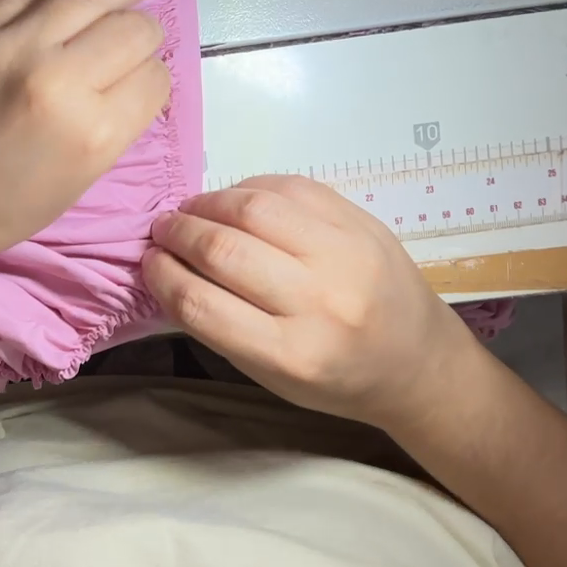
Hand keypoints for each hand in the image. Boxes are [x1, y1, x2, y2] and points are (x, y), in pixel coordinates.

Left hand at [0, 0, 170, 274]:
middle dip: (145, 31)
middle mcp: (59, 81)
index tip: (143, 77)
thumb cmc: (2, 207)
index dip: (154, 76)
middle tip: (143, 33)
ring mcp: (13, 46)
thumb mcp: (78, 181)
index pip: (153, 79)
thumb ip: (115, 123)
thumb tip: (138, 72)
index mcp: (92, 133)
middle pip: (131, 31)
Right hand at [144, 175, 478, 428]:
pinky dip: (248, 189)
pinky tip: (235, 202)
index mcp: (290, 355)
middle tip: (162, 231)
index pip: (200, 303)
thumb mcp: (268, 373)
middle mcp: (321, 302)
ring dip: (207, 204)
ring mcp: (346, 255)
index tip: (149, 261)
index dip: (161, 275)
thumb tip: (168, 264)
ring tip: (191, 212)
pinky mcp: (362, 222)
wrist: (418, 363)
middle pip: (223, 250)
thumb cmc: (333, 379)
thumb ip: (217, 322)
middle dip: (177, 233)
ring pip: (253, 207)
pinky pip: (290, 186)